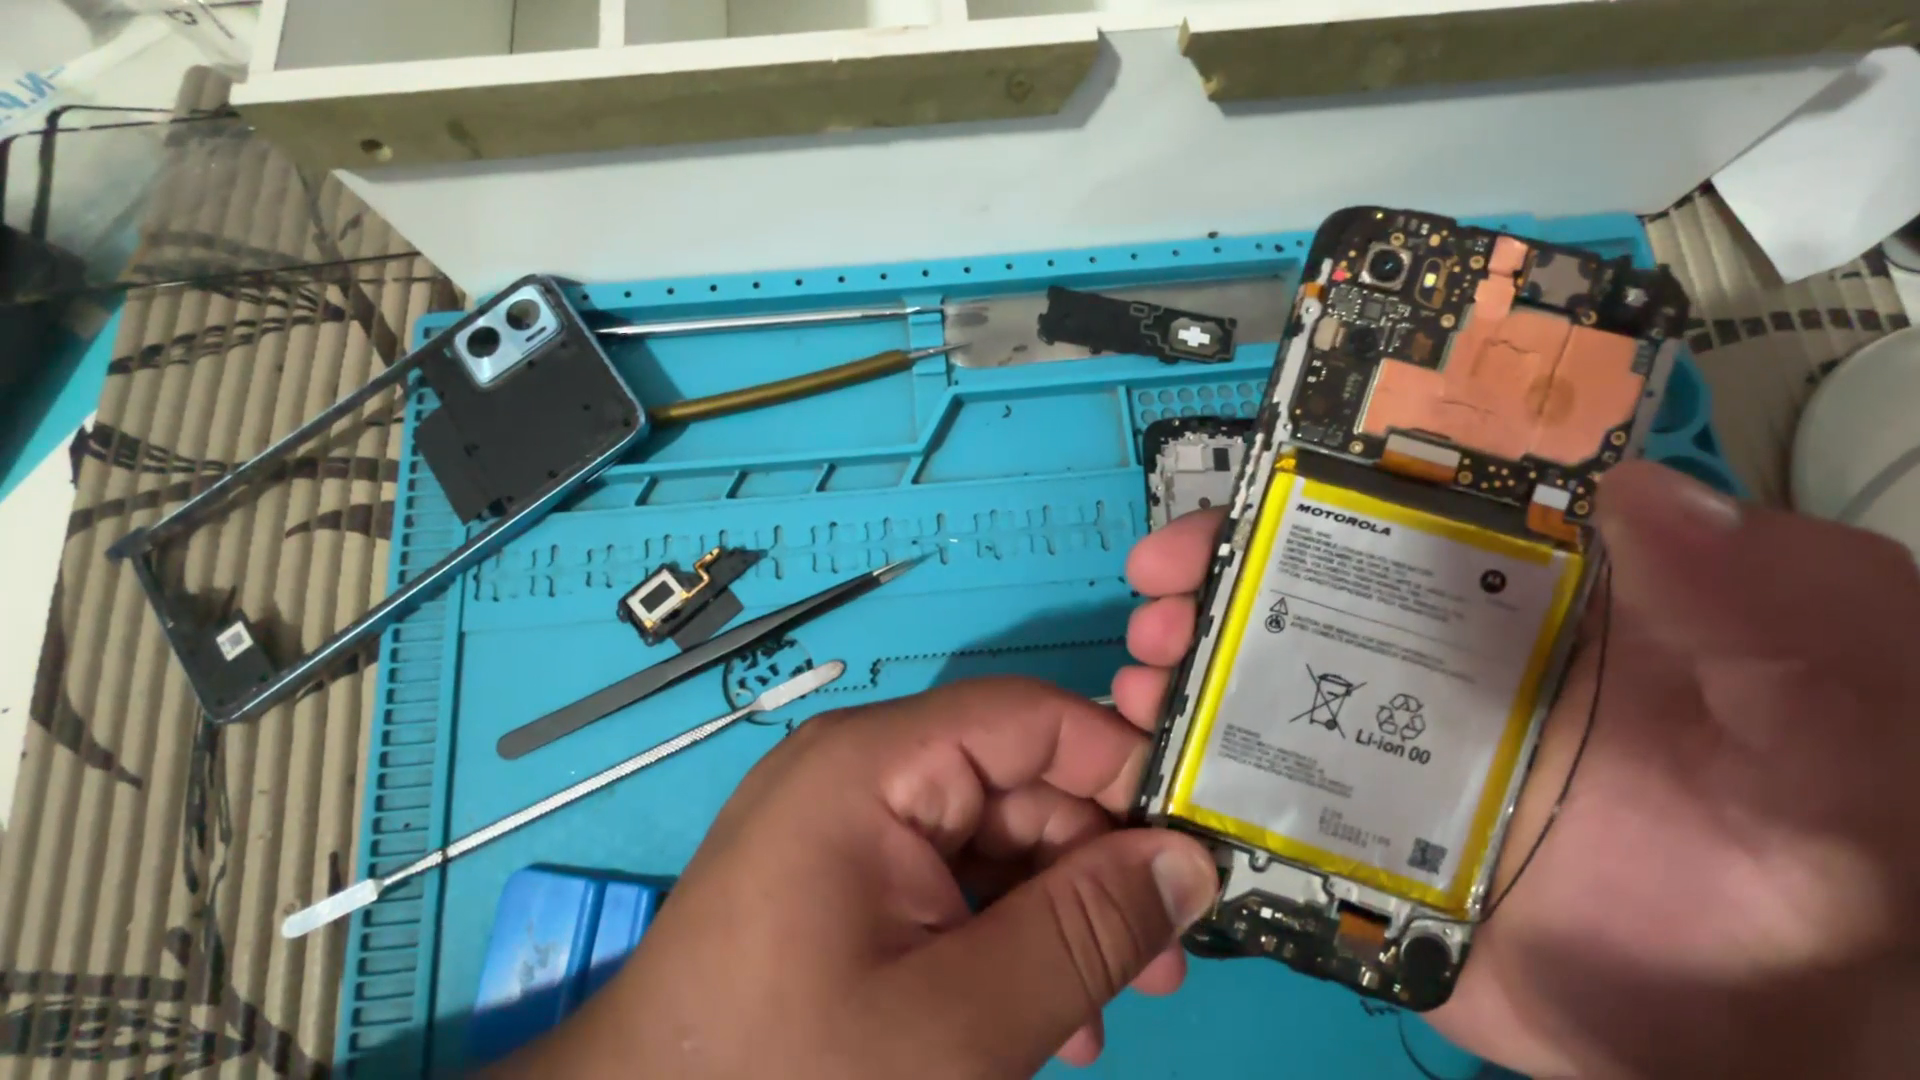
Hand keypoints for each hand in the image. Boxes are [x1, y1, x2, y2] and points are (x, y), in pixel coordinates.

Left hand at [491, 680, 1219, 1078]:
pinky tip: (1040, 1016)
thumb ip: (1086, 930)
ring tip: (1107, 1008)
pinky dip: (1004, 938)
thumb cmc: (793, 1076)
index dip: (1120, 768)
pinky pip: (950, 884)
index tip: (1192, 846)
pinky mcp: (845, 880)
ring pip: (992, 844)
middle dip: (1096, 868)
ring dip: (1058, 918)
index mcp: (876, 764)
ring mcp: (850, 827)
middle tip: (1164, 961)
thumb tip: (1190, 861)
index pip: (1030, 718)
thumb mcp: (963, 1017)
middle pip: (1017, 785)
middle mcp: (862, 772)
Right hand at [1116, 461, 1919, 1077]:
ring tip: (1144, 692)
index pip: (1371, 539)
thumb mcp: (1839, 662)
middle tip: (1156, 611)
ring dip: (1186, 695)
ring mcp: (1396, 783)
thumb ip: (1750, 578)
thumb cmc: (1860, 815)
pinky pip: (1267, 835)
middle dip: (1206, 602)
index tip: (1214, 522)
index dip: (1284, 517)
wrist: (1841, 1029)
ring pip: (1258, 718)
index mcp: (1513, 616)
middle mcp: (1434, 686)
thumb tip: (1623, 487)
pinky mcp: (1377, 877)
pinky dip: (1198, 811)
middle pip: (1287, 623)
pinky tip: (1153, 791)